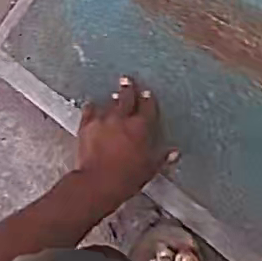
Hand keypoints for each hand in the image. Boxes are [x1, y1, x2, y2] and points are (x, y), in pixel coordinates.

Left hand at [76, 75, 177, 201]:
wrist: (98, 181)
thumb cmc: (126, 177)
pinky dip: (92, 107)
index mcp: (140, 127)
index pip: (147, 107)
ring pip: (109, 103)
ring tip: (115, 93)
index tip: (148, 94)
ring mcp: (103, 120)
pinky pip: (89, 111)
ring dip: (113, 98)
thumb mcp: (149, 168)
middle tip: (128, 79)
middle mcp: (122, 119)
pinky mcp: (86, 126)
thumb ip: (162, 157)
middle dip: (129, 88)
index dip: (148, 99)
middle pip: (127, 97)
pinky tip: (91, 104)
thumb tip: (174, 153)